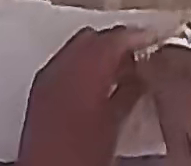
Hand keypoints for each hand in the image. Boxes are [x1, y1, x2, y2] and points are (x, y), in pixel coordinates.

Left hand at [16, 26, 155, 165]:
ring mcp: (49, 74)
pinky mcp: (39, 88)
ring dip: (97, 53)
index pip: (114, 38)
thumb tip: (141, 78)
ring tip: (119, 71)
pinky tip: (95, 84)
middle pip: (94, 37)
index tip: (151, 37)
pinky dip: (81, 65)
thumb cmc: (82, 156)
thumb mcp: (114, 124)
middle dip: (115, 42)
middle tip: (136, 55)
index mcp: (86, 68)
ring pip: (78, 47)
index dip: (135, 36)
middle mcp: (64, 64)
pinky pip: (64, 62)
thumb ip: (129, 93)